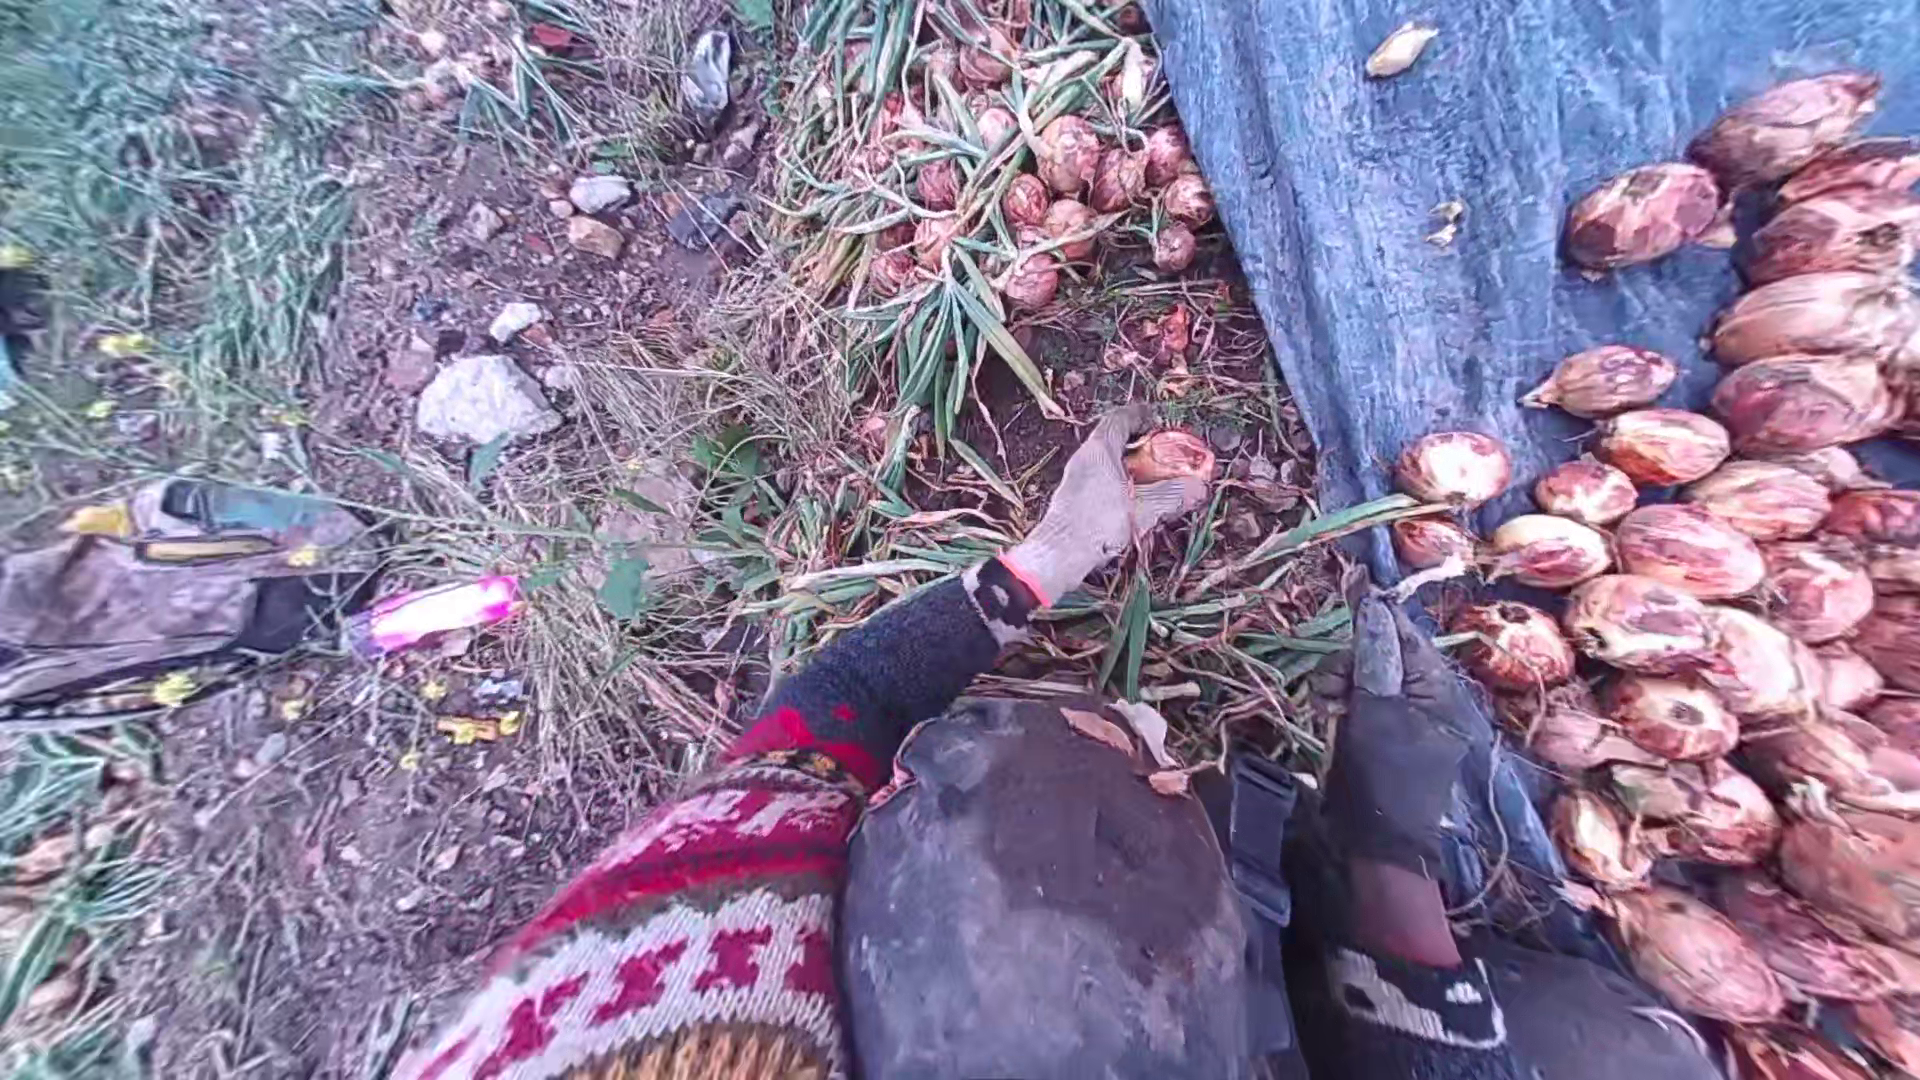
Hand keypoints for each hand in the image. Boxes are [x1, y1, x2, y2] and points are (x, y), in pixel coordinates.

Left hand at [1002, 404, 1206, 604]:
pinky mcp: (1071, 501)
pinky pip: (1098, 483)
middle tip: (1160, 454)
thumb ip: (1172, 495)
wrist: (1060, 555)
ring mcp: (1074, 481)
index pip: (1119, 419)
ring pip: (1105, 464)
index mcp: (1098, 450)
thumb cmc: (1099, 523)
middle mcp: (1082, 460)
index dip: (1140, 416)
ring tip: (1150, 481)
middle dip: (1138, 446)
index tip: (1157, 422)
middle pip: (1112, 442)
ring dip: (1128, 468)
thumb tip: (1200, 488)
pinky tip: (1129, 503)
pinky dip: (1117, 485)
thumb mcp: (1144, 508)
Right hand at [1314, 592, 1471, 877]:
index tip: (1353, 587)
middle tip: (1331, 686)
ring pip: (1362, 672)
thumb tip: (1375, 609)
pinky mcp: (1383, 727)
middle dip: (1349, 662)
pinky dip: (1337, 698)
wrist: (1375, 836)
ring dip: (1337, 681)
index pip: (1407, 637)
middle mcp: (1429, 699)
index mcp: (1443, 693)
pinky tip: (1327, 712)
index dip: (1378, 615)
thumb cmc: (1382, 774)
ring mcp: (1406, 714)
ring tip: (1326, 705)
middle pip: (1380, 652)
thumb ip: (1375, 658)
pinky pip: (1358, 695)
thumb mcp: (1376, 711)